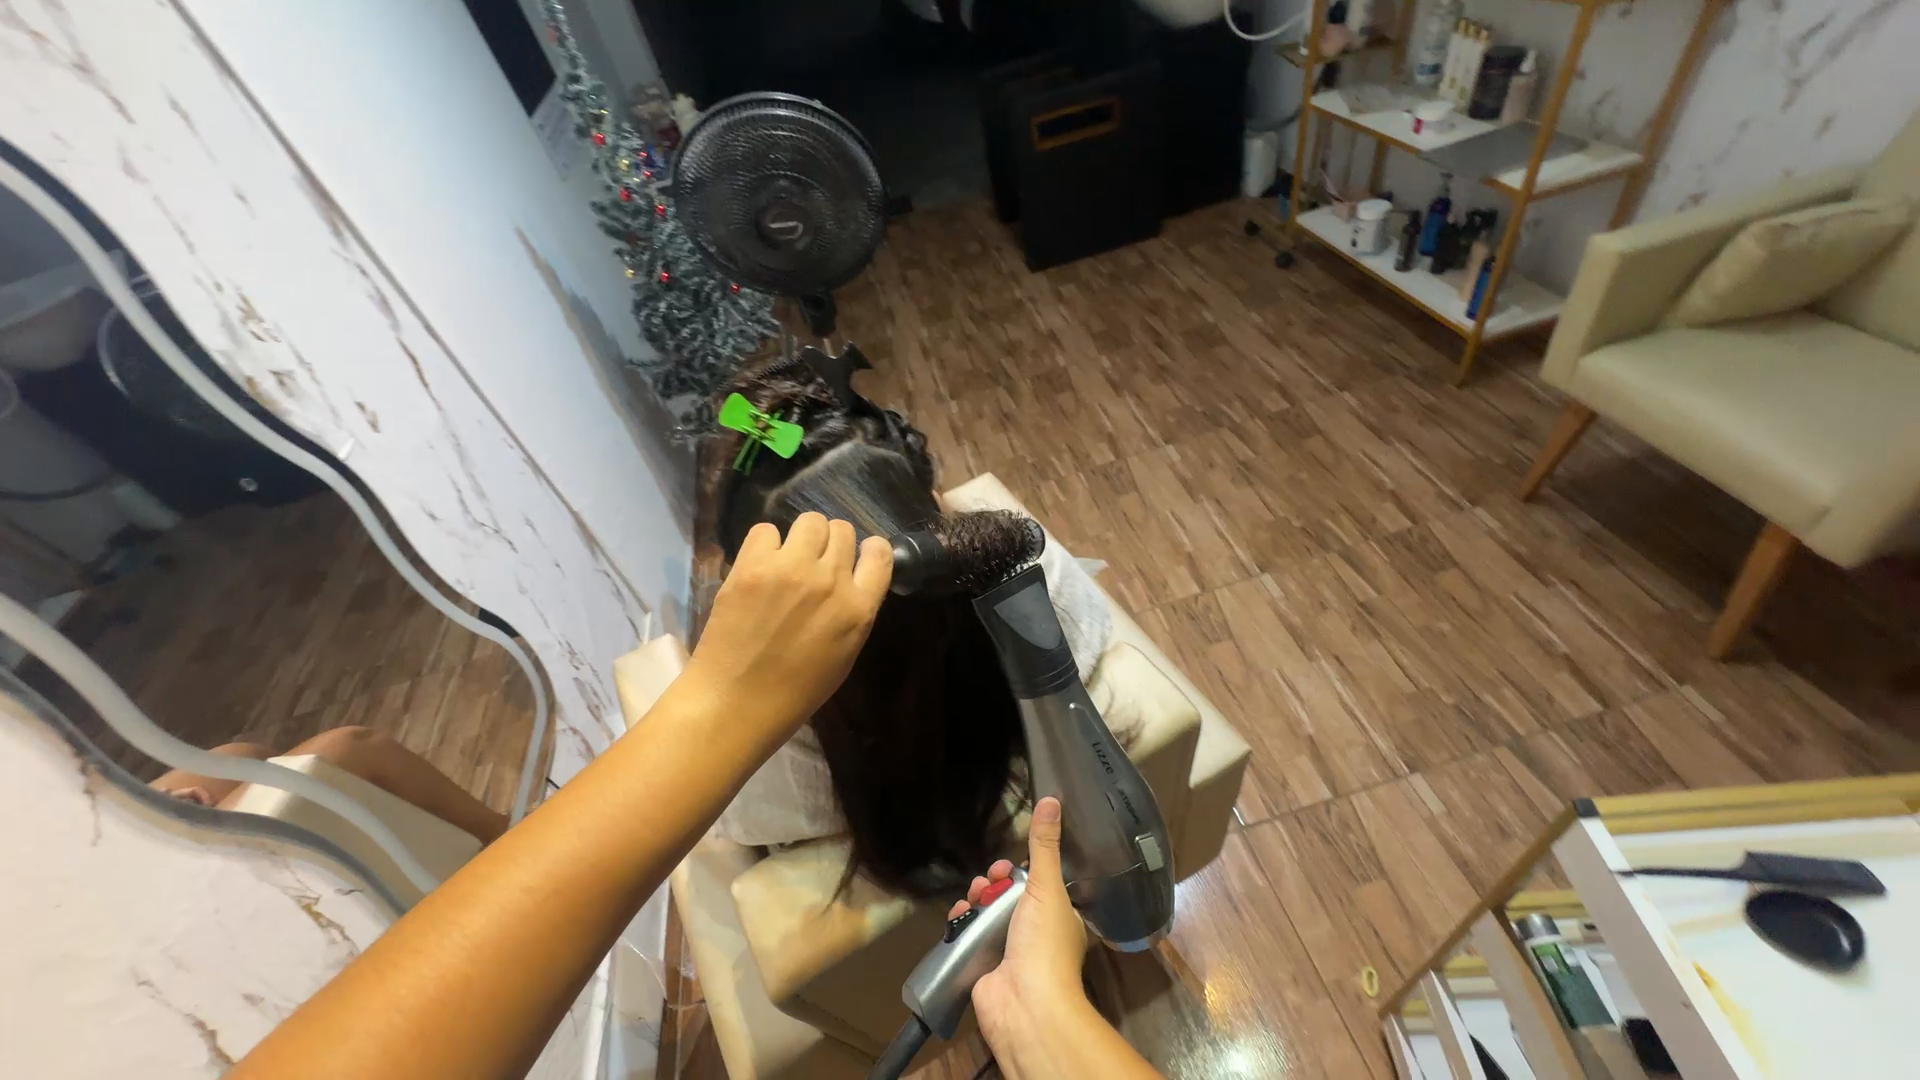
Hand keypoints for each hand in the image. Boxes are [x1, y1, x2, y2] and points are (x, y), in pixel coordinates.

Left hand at [681, 512, 891, 752]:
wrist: (736, 701)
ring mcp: (791, 569)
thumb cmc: (795, 690)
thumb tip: (852, 580)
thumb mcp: (845, 653)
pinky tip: (758, 566)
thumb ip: (854, 611)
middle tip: (813, 562)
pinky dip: (765, 544)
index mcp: (859, 609)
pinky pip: (766, 530)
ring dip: (801, 536)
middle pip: (842, 530)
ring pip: (809, 521)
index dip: (868, 549)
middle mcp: (831, 581)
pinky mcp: (753, 565)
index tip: (854, 556)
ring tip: (786, 558)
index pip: (880, 553)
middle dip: (830, 543)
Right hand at [947, 798, 1103, 1078]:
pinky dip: (960, 922)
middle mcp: (1035, 934)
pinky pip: (969, 935)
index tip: (1007, 864)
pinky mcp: (983, 966)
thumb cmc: (1043, 943)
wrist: (1024, 1005)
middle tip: (987, 880)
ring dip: (975, 899)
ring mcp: (1009, 952)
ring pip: (987, 914)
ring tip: (971, 896)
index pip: (1037, 883)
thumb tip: (1052, 798)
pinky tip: (956, 915)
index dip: (1019, 870)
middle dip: (993, 883)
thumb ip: (1044, 845)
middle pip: (1008, 896)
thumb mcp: (1046, 886)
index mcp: (1059, 917)